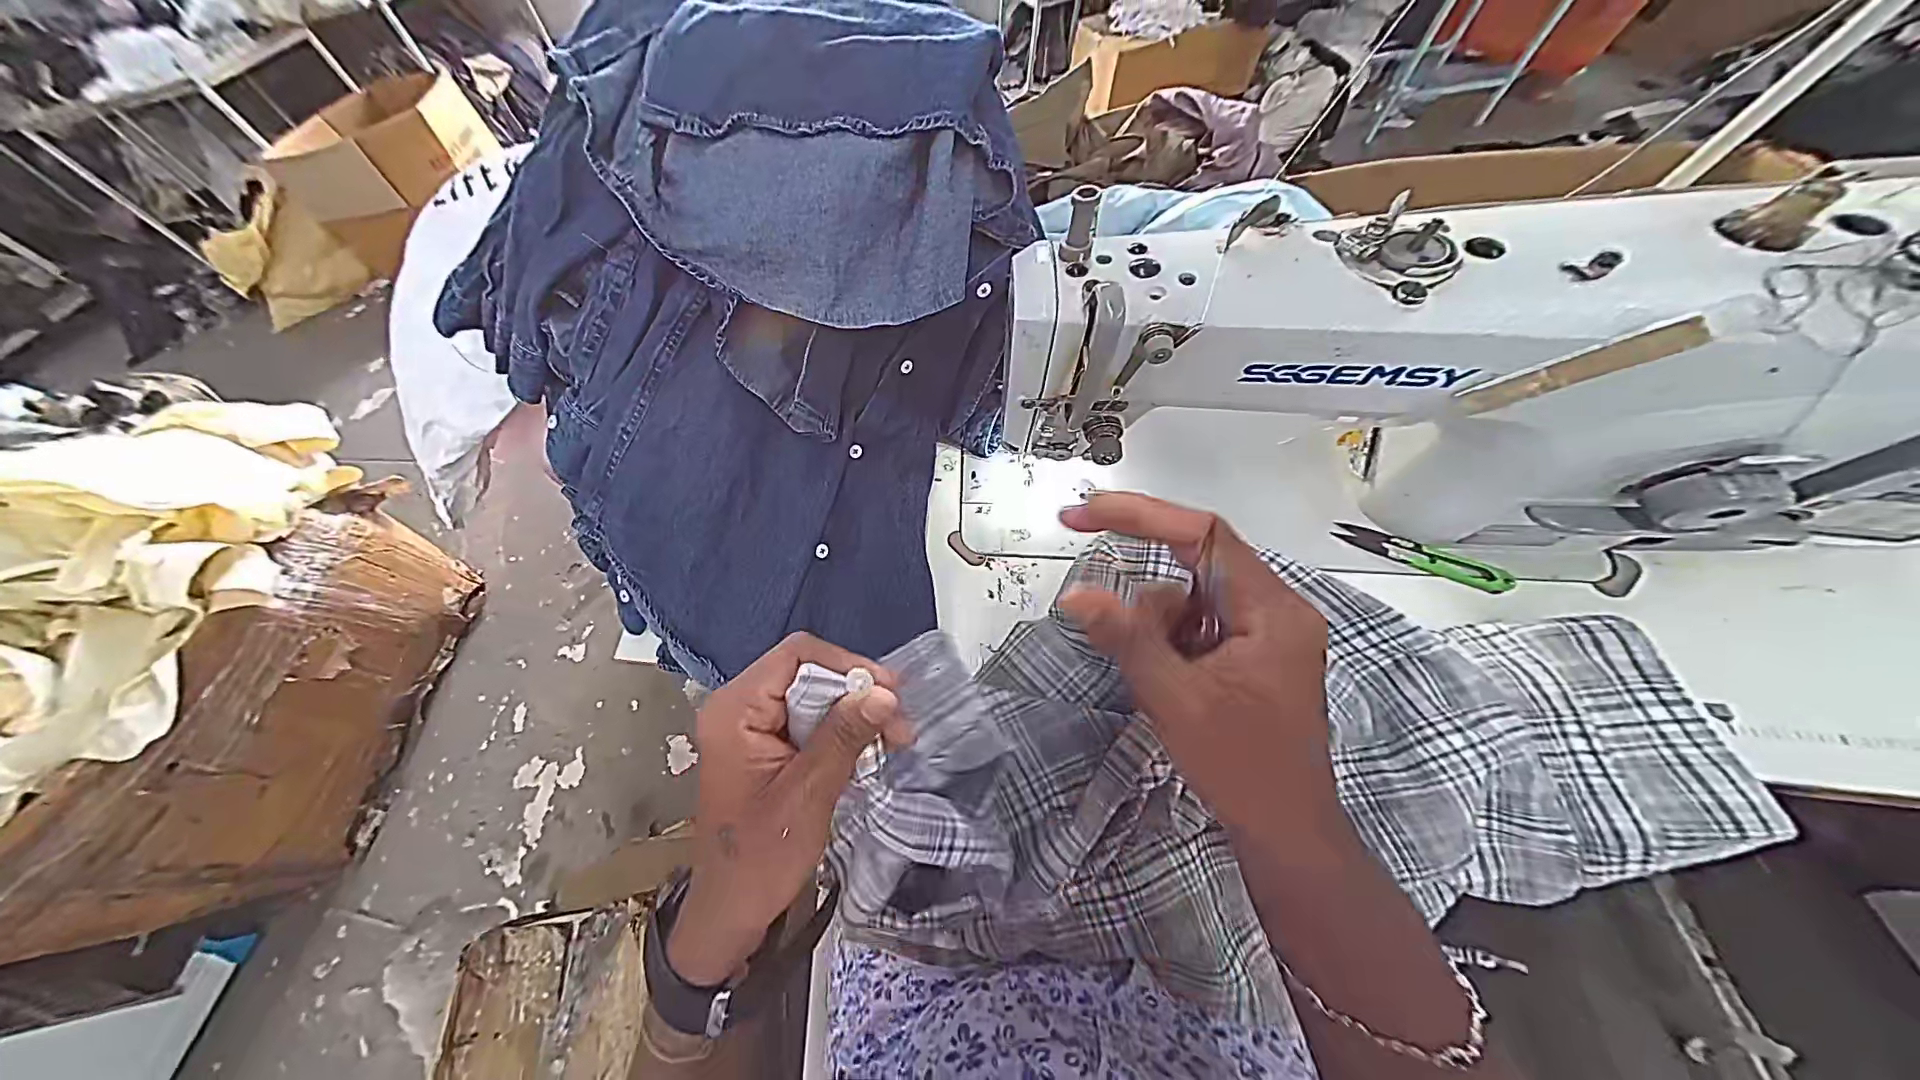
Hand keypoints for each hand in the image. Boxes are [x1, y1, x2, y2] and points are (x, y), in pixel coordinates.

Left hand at [666, 632, 912, 985]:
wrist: (729, 912)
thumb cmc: (759, 860)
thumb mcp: (808, 794)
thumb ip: (844, 736)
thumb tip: (884, 693)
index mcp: (735, 711)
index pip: (796, 656)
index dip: (847, 665)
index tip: (888, 691)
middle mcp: (739, 707)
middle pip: (808, 673)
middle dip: (857, 693)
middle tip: (898, 721)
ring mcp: (751, 725)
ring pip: (814, 695)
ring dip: (855, 713)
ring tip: (893, 737)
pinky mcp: (765, 744)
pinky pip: (809, 719)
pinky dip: (841, 730)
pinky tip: (868, 748)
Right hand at [1057, 493, 1339, 833]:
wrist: (1286, 834)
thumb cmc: (1242, 769)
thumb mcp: (1175, 699)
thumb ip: (1126, 639)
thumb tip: (1074, 595)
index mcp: (1272, 610)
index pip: (1203, 535)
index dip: (1141, 515)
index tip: (1085, 513)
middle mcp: (1274, 609)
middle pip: (1196, 563)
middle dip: (1142, 578)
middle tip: (1088, 582)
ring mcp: (1263, 631)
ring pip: (1190, 598)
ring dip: (1155, 624)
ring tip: (1155, 678)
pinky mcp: (1249, 653)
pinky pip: (1195, 625)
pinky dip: (1167, 641)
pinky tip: (1165, 679)